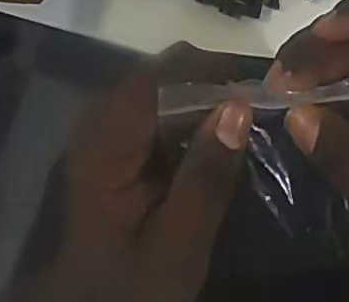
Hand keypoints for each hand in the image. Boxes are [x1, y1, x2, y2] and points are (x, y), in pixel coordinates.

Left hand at [18, 55, 251, 301]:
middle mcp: (95, 117)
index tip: (254, 84)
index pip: (159, 75)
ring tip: (238, 118)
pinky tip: (206, 139)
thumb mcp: (177, 248)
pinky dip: (179, 114)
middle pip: (155, 73)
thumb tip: (239, 106)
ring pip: (153, 86)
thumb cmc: (127, 288)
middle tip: (252, 105)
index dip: (207, 68)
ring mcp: (96, 127)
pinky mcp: (104, 142)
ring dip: (195, 95)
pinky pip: (146, 108)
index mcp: (105, 138)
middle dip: (205, 81)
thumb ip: (206, 176)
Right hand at [270, 0, 348, 300]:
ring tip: (277, 86)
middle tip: (281, 76)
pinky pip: (340, 73)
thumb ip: (347, 152)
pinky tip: (290, 95)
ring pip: (345, 48)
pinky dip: (314, 80)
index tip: (322, 34)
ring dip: (310, 62)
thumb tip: (295, 115)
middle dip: (318, 47)